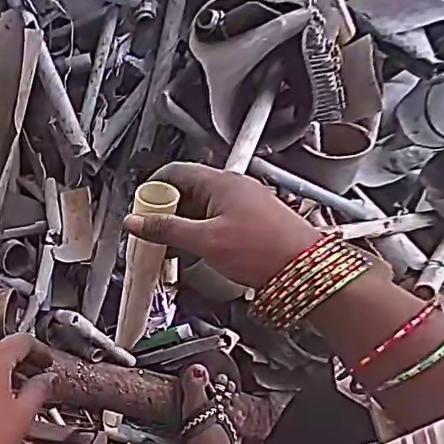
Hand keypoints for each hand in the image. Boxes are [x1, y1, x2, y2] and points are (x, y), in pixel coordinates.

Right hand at [122, 162, 323, 287]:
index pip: (175, 172)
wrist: (305, 270)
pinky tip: (197, 253)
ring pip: (201, 209)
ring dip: (183, 226)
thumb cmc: (266, 250)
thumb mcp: (206, 241)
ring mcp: (244, 205)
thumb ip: (167, 230)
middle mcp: (234, 188)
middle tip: (154, 233)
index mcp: (222, 182)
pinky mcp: (250, 223)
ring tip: (173, 247)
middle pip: (187, 191)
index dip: (153, 190)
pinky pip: (216, 221)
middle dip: (166, 211)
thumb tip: (138, 221)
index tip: (141, 210)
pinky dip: (201, 234)